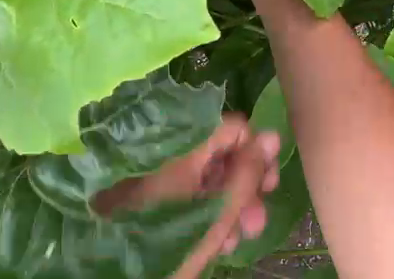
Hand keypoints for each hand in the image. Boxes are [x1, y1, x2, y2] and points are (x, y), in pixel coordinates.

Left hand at [91, 113, 282, 278]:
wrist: (121, 275)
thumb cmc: (175, 239)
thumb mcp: (220, 210)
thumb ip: (249, 172)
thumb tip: (273, 135)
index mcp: (188, 145)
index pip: (236, 129)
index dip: (257, 154)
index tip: (268, 187)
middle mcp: (173, 152)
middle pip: (222, 156)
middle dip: (245, 189)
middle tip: (256, 223)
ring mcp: (158, 175)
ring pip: (206, 179)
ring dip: (228, 207)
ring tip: (235, 242)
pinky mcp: (148, 197)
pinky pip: (186, 193)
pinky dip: (204, 212)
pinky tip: (214, 242)